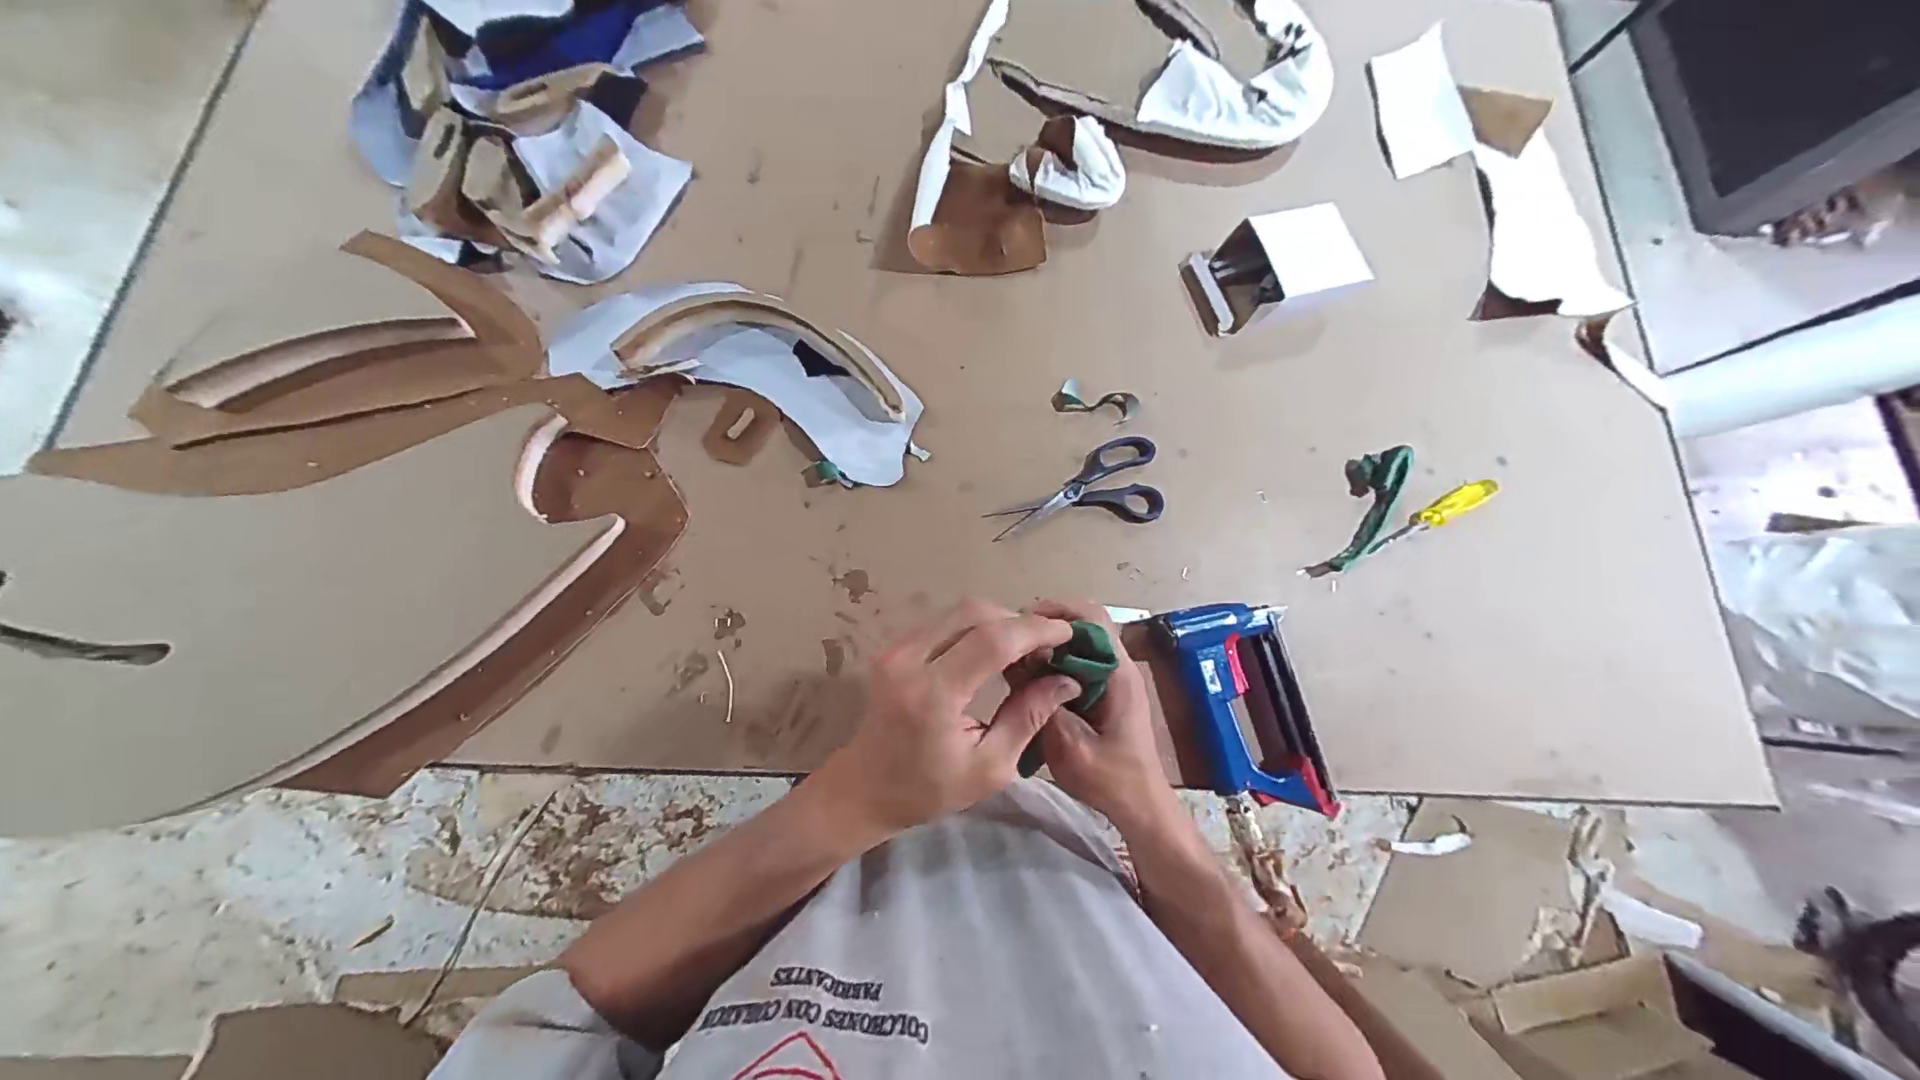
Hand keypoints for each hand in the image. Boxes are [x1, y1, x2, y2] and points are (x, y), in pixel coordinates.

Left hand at [810, 599, 1078, 834]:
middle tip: (1047, 643)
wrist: (864, 789)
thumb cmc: (928, 789)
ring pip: (958, 611)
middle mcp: (908, 660)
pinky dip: (975, 626)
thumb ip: (1027, 717)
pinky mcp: (893, 647)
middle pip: (974, 613)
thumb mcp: (989, 768)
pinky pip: (942, 621)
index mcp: (932, 695)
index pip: (991, 641)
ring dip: (997, 620)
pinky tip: (994, 648)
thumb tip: (1065, 679)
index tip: (1067, 633)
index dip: (1034, 630)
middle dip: (1018, 621)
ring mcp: (895, 649)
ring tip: (1025, 646)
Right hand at [1030, 599, 1179, 833]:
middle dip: (1047, 624)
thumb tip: (1016, 661)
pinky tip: (1029, 677)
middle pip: (1084, 622)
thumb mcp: (1070, 746)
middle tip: (1011, 639)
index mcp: (1117, 673)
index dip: (1056, 611)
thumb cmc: (1110, 780)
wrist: (1140, 808)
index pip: (1092, 618)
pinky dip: (1052, 660)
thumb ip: (1044, 702)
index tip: (1020, 624)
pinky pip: (1076, 660)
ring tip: (1015, 656)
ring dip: (1048, 642)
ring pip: (1079, 641)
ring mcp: (1112, 677)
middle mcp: (1118, 666)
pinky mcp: (1103, 690)